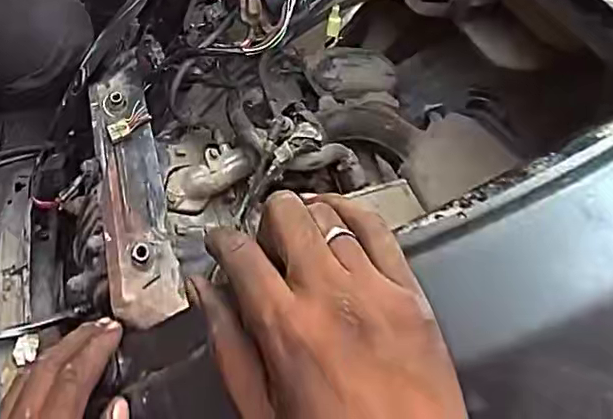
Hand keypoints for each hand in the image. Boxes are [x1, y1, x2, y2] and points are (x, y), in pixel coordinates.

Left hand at [0, 319, 125, 418]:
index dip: (96, 349)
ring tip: (80, 339)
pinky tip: (47, 368)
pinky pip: (14, 390)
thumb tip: (119, 407)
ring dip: (57, 350)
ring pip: (27, 372)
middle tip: (101, 325)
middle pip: (48, 366)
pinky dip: (35, 370)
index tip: (113, 330)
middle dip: (78, 339)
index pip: (72, 377)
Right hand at [190, 191, 466, 418]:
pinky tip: (338, 218)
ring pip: (326, 214)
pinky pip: (377, 228)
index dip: (220, 240)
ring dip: (305, 220)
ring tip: (301, 240)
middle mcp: (328, 298)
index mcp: (287, 328)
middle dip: (265, 222)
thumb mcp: (262, 409)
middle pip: (283, 213)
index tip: (220, 244)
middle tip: (266, 245)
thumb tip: (202, 291)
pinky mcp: (410, 296)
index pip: (239, 250)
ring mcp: (373, 291)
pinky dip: (352, 213)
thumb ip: (227, 343)